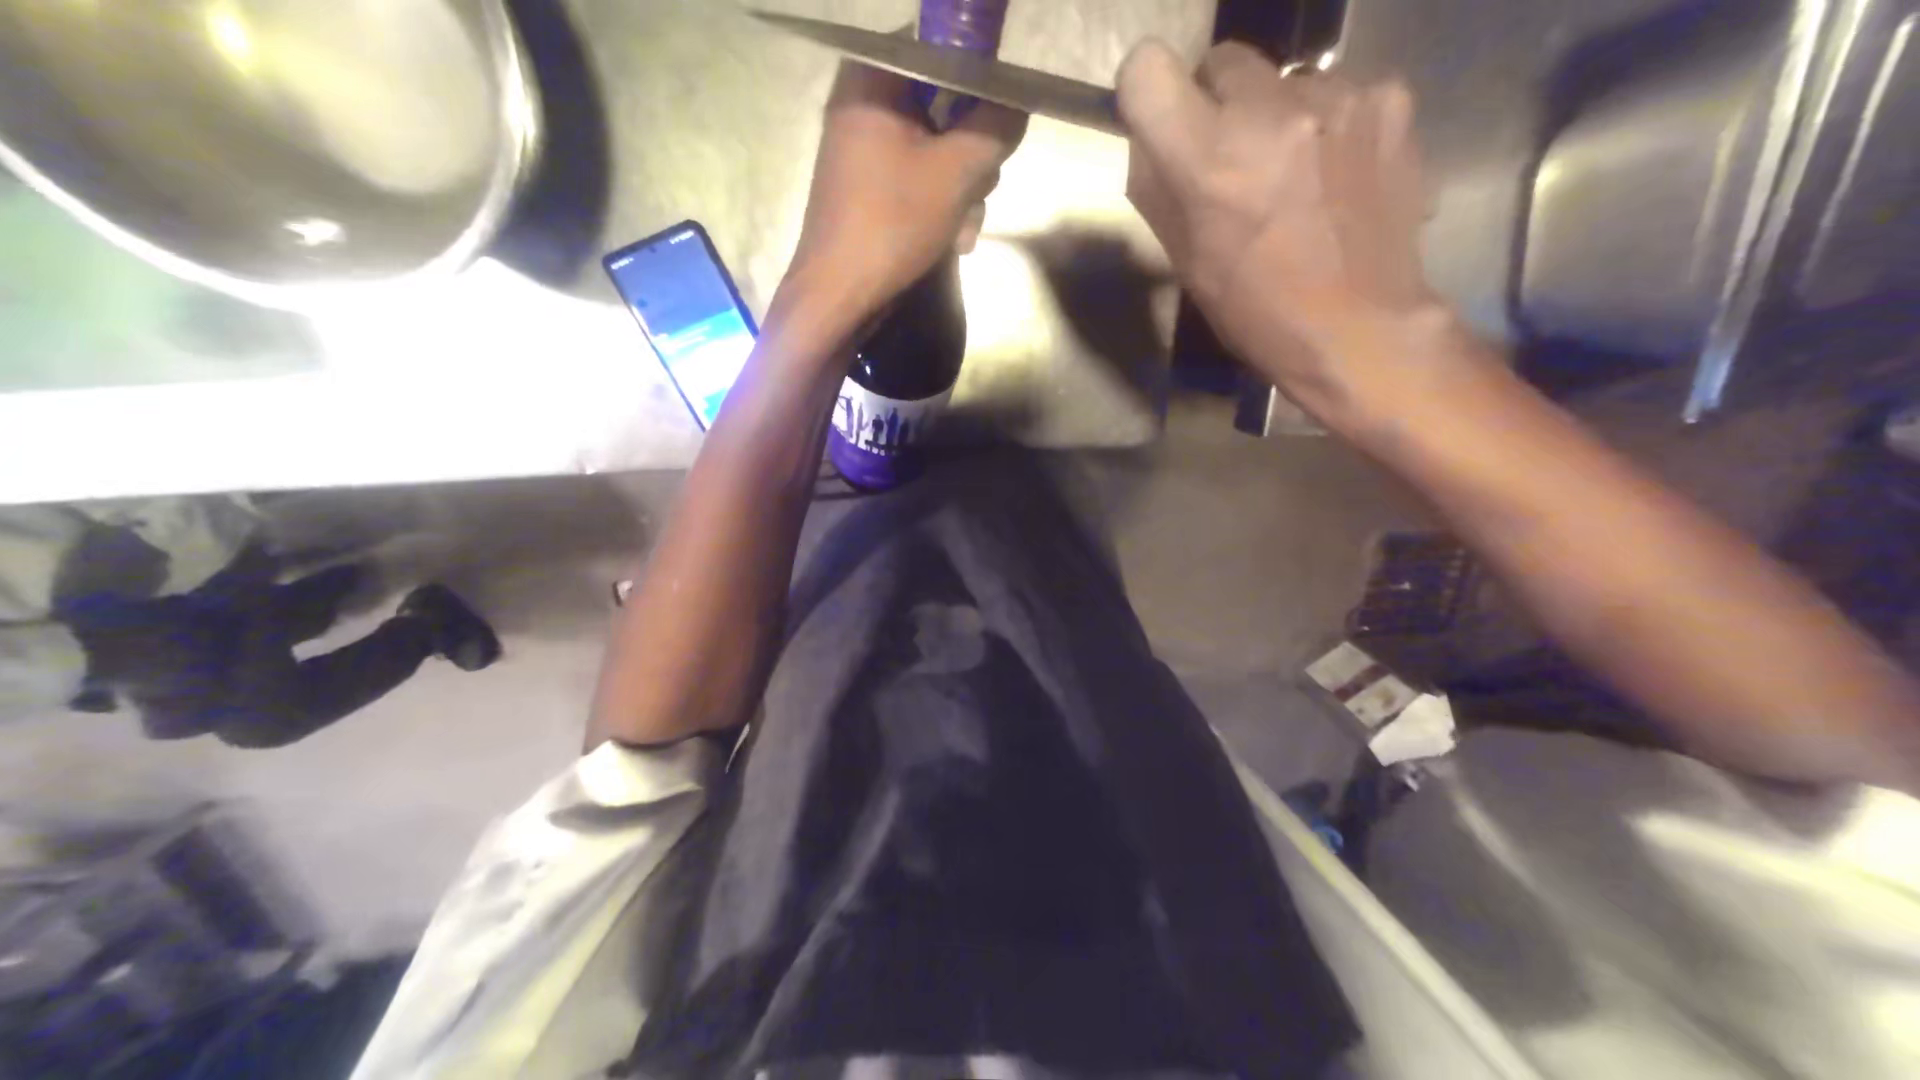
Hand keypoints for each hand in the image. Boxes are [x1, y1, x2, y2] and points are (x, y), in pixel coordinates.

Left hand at [791, 61, 1027, 312]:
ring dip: (963, 189)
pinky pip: (919, 179)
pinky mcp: (869, 188)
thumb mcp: (957, 172)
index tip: (996, 116)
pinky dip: (940, 206)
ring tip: (963, 228)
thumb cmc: (893, 224)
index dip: (976, 77)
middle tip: (979, 185)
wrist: (839, 296)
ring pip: (936, 149)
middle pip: (943, 103)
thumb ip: (995, 127)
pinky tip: (952, 240)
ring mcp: (864, 150)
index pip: (937, 46)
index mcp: (872, 80)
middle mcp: (863, 105)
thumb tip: (1015, 107)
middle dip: (971, 151)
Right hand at [1118, 41, 1459, 418]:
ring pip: (1284, 80)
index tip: (1162, 121)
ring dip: (1277, 116)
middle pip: (1222, 61)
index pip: (1147, 67)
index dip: (1148, 91)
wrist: (1357, 326)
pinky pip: (1338, 92)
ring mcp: (1337, 98)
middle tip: (1233, 160)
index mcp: (1207, 159)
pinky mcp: (1388, 99)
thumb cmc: (1253, 307)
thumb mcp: (1183, 257)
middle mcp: (1270, 111)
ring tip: (1294, 178)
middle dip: (1216, 103)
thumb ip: (1157, 185)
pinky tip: (1336, 175)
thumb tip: (1152, 137)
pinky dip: (1328, 124)